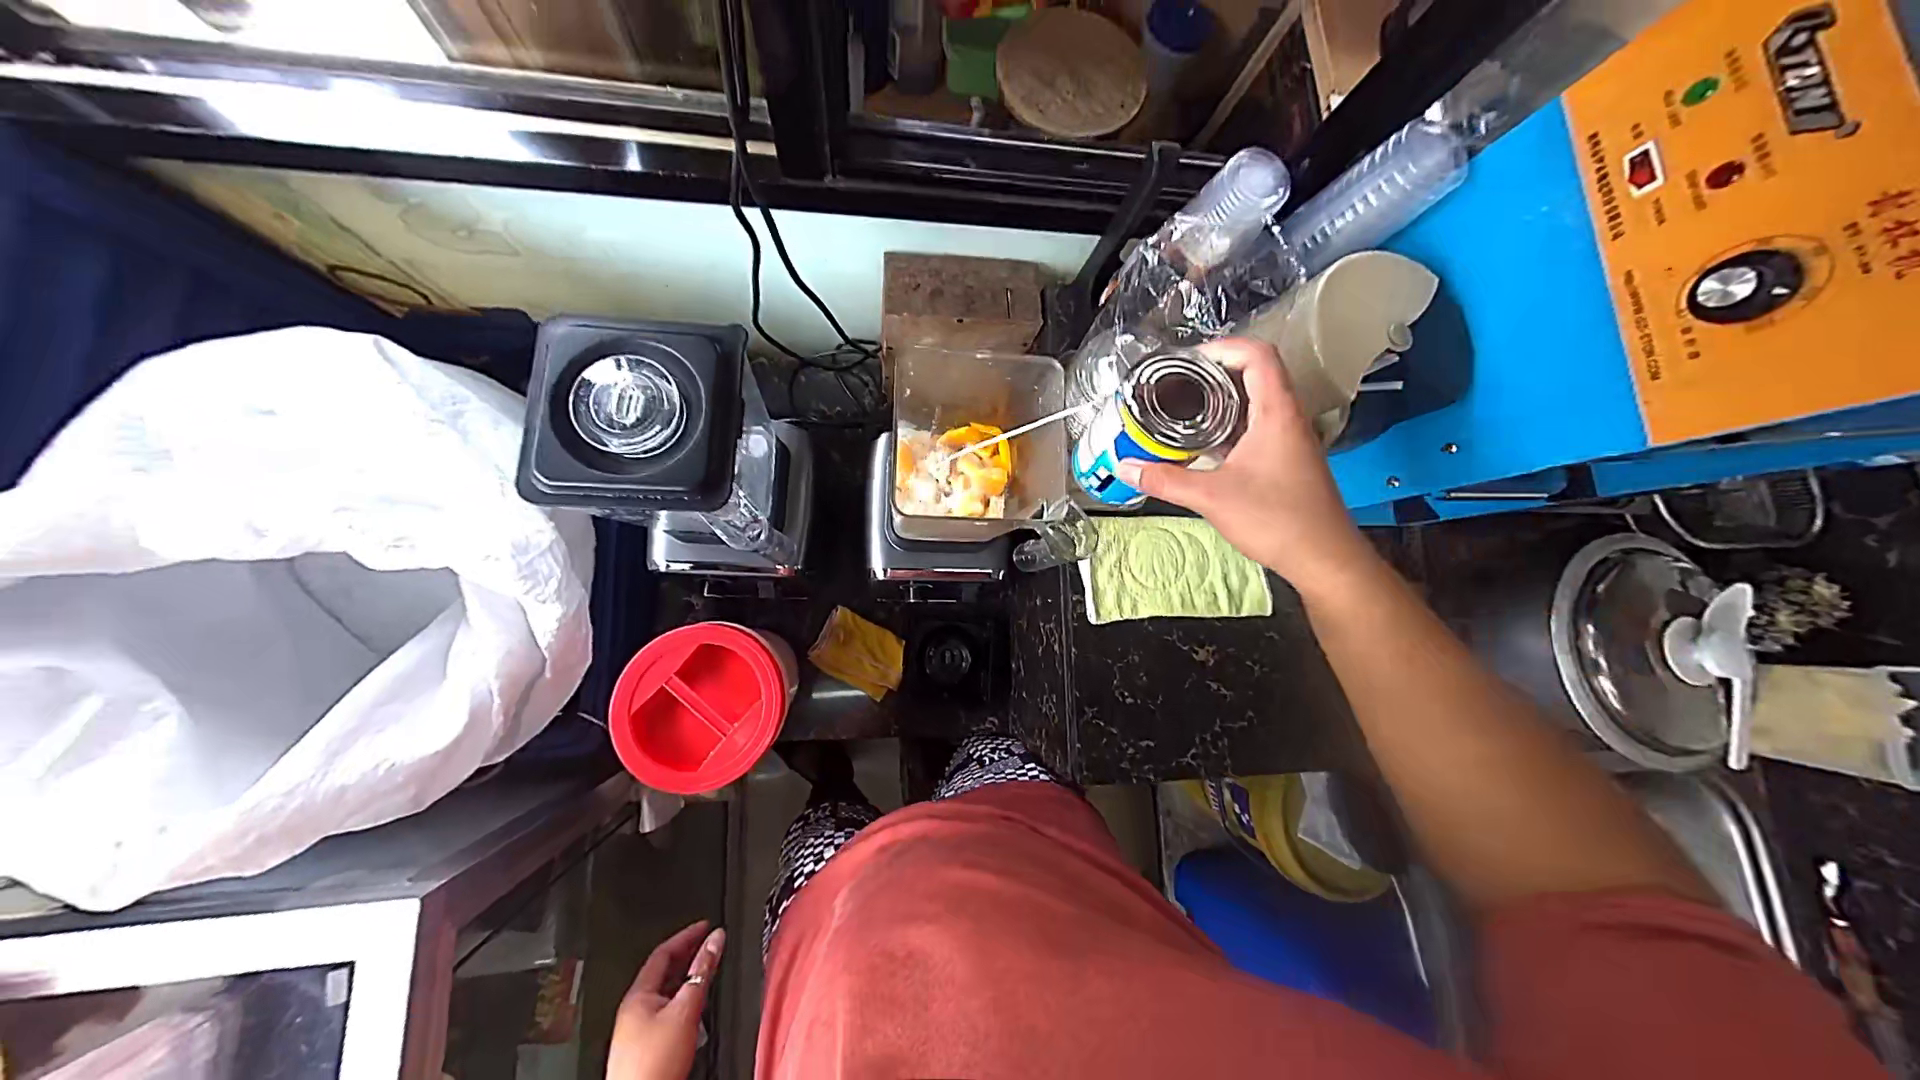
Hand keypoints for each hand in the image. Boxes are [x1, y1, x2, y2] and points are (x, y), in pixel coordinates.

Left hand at [607, 920, 725, 1079]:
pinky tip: (695, 1010)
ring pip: (665, 994)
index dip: (686, 935)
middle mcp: (634, 1011)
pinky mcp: (645, 1049)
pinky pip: (666, 1012)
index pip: (663, 952)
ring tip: (706, 972)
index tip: (704, 926)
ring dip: (687, 979)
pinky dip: (684, 1001)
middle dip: (688, 956)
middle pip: (663, 972)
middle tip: (708, 944)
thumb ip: (702, 971)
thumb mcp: (686, 1009)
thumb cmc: (653, 1066)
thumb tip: (715, 940)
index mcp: (638, 996)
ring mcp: (637, 1031)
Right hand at [1114, 337, 1378, 599]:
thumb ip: (1165, 480)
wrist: (1323, 557)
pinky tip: (1204, 446)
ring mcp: (1289, 441)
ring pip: (1255, 404)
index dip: (1223, 347)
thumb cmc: (1278, 520)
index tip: (1189, 359)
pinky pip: (1257, 429)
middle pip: (1255, 374)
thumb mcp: (1211, 497)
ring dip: (1222, 402)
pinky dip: (1229, 427)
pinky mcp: (1286, 461)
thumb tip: (1127, 467)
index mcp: (1276, 413)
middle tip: (1178, 384)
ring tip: (1184, 411)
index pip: (1258, 355)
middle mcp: (1288, 419)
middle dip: (1214, 374)